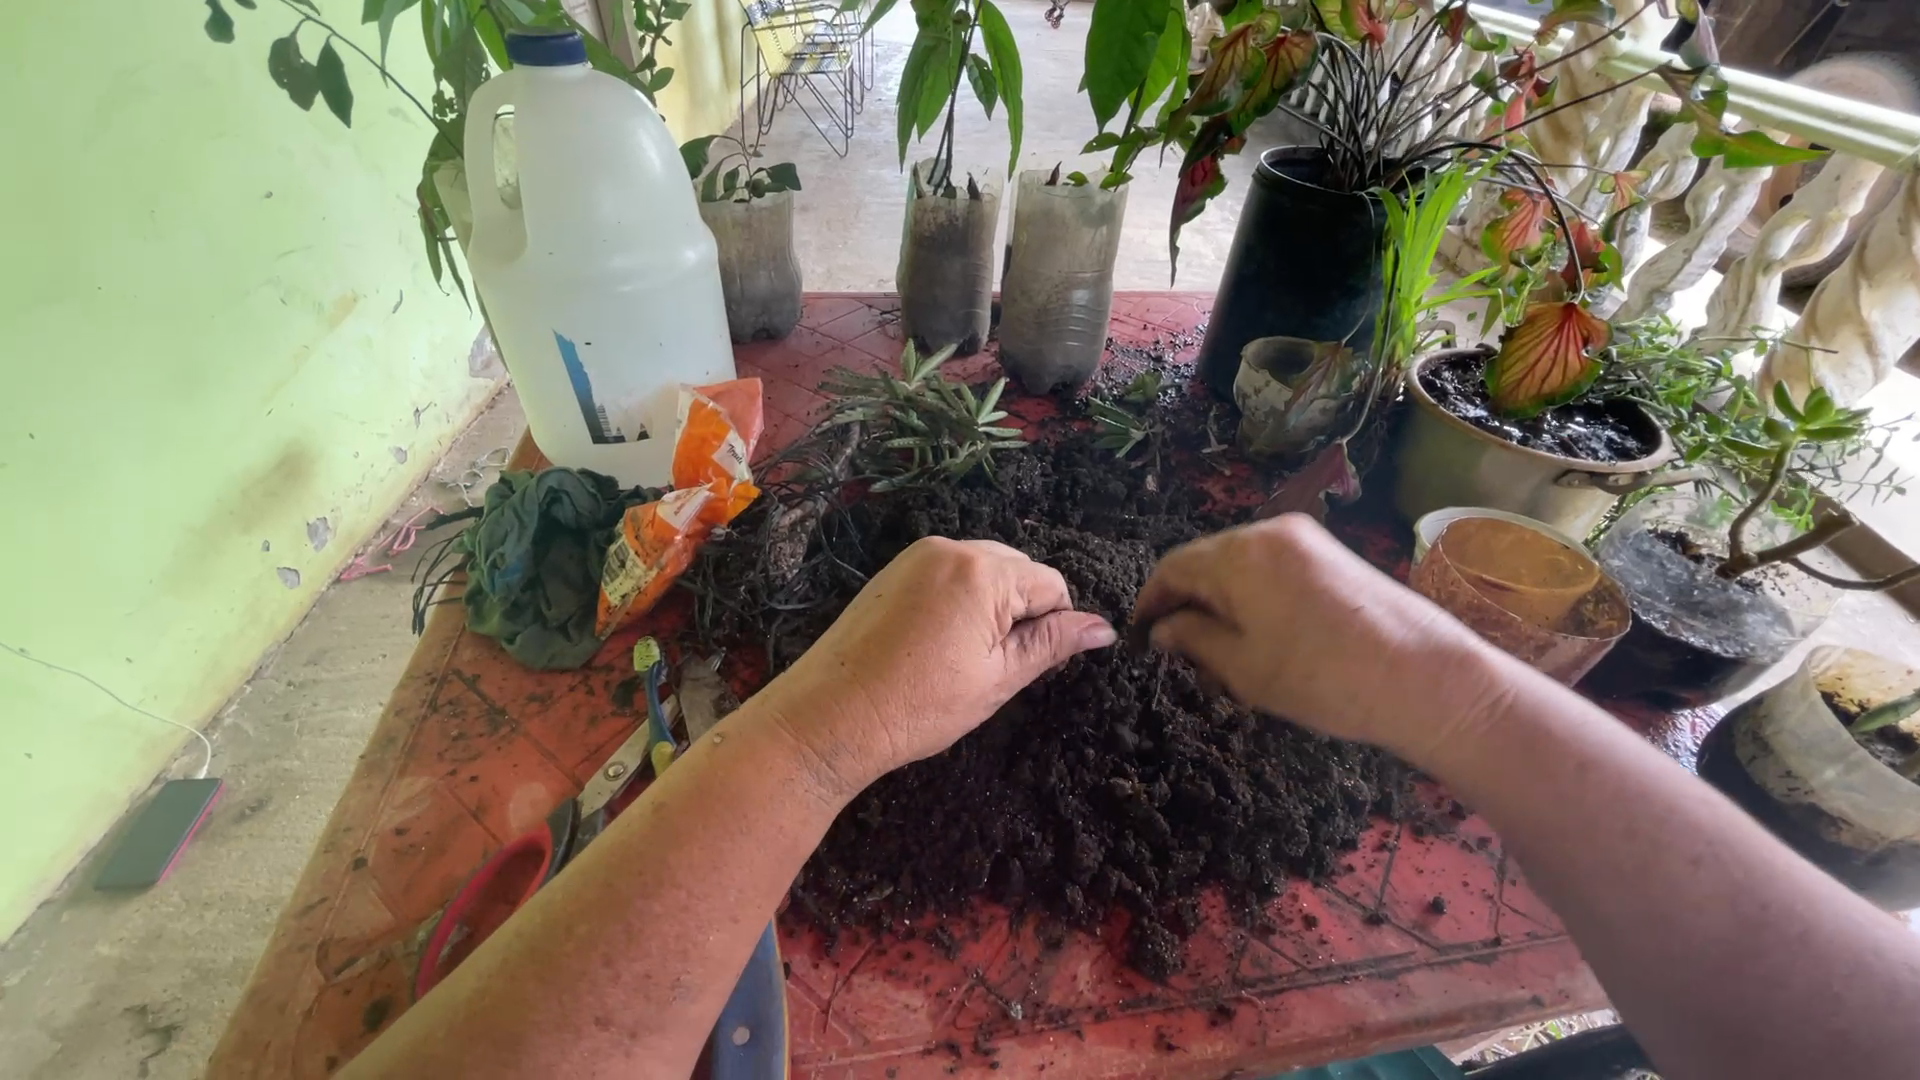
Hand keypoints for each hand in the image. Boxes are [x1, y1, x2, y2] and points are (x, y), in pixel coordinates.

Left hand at [753, 537, 1116, 797]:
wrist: (830, 715)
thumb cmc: (918, 705)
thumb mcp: (998, 678)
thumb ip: (1052, 644)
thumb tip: (1104, 628)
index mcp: (982, 571)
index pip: (1050, 584)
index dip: (1052, 625)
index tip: (1026, 665)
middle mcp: (951, 549)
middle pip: (1017, 571)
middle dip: (1020, 612)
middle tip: (993, 664)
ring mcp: (918, 556)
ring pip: (984, 571)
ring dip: (990, 606)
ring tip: (962, 656)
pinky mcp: (895, 569)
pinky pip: (949, 573)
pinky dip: (959, 600)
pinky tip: (937, 642)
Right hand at [1131, 514, 1517, 762]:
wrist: (1430, 680)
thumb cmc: (1322, 678)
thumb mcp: (1241, 667)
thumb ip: (1192, 639)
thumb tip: (1163, 629)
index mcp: (1239, 553)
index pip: (1173, 567)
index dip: (1150, 602)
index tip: (1141, 637)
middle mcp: (1269, 531)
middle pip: (1206, 561)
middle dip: (1188, 604)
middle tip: (1183, 654)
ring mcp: (1306, 539)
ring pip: (1239, 566)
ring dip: (1222, 602)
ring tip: (1224, 652)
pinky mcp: (1332, 554)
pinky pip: (1272, 567)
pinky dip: (1254, 596)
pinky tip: (1262, 635)